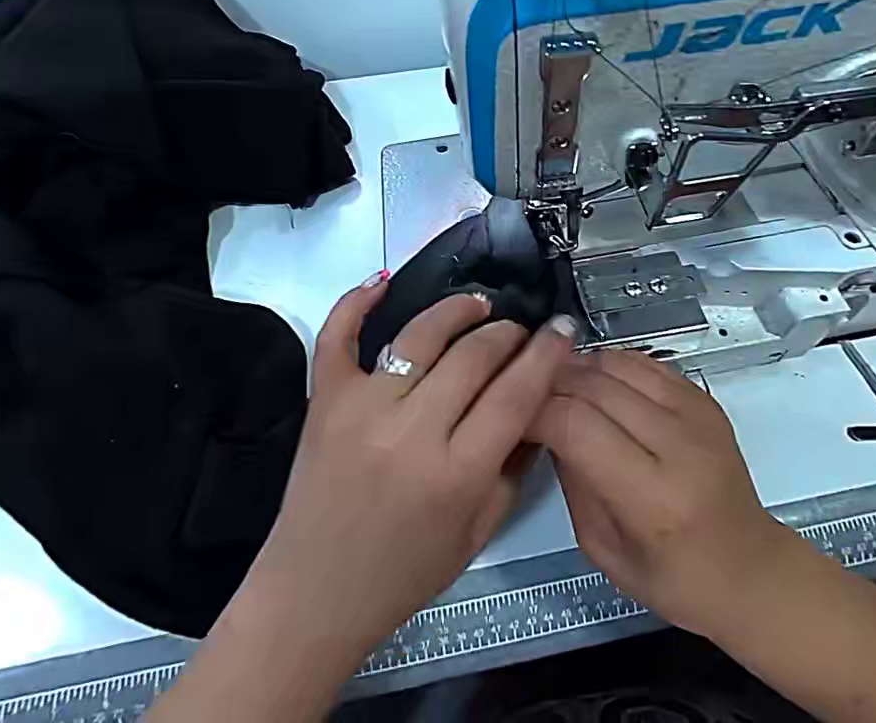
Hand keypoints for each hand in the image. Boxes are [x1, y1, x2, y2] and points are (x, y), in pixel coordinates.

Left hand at [230, 276, 578, 660]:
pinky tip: (383, 280)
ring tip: (478, 305)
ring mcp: (361, 410)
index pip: (516, 394)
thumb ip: (516, 465)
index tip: (561, 328)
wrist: (314, 596)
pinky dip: (357, 302)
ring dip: (457, 310)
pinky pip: (337, 337)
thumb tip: (540, 401)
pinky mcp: (325, 401)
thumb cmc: (404, 573)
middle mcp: (410, 432)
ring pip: (420, 334)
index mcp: (456, 473)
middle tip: (520, 332)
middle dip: (508, 333)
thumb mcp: (479, 531)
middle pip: (474, 355)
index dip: (547, 353)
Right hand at [529, 349, 800, 636]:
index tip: (513, 414)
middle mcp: (679, 446)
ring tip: (559, 383)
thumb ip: (571, 480)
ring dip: (580, 368)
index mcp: (652, 497)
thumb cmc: (671, 576)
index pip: (576, 425)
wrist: (748, 568)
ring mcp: (698, 415)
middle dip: (552, 383)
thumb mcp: (601, 547)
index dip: (536, 411)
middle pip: (596, 387)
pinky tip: (598, 381)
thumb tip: (544, 422)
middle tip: (527, 393)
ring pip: (620, 364)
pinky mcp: (706, 400)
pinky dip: (613, 364)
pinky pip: (647, 363)